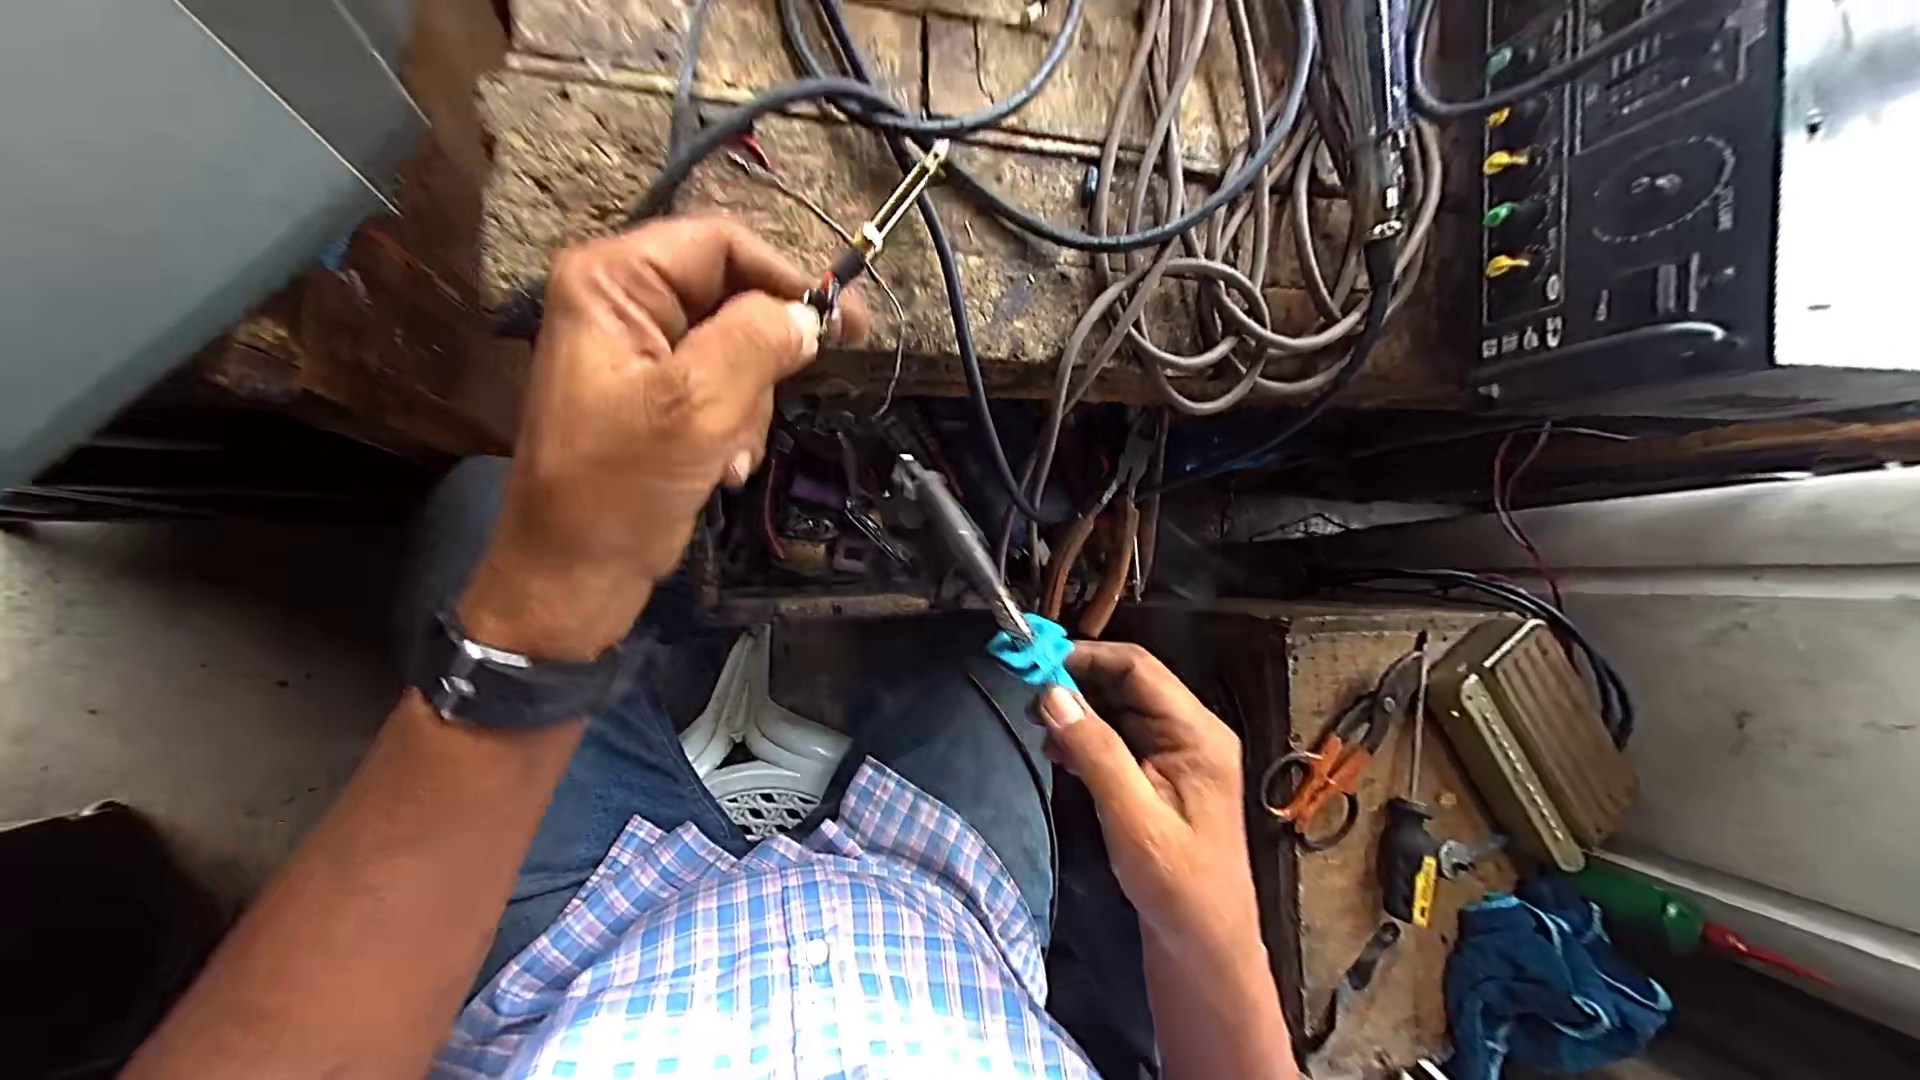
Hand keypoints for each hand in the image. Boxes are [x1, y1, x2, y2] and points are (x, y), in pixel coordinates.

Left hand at [461, 218, 868, 659]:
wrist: (579, 571)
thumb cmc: (621, 485)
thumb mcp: (696, 405)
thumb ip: (758, 343)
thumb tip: (812, 315)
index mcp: (615, 283)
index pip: (721, 245)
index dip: (786, 278)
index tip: (842, 322)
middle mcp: (630, 307)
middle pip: (737, 302)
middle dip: (762, 364)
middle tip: (771, 406)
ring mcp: (649, 357)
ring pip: (743, 354)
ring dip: (751, 408)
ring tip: (727, 454)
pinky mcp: (666, 399)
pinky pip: (731, 393)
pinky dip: (740, 429)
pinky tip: (721, 466)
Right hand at [1040, 642, 1261, 956]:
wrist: (1204, 945)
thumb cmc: (1178, 886)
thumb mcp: (1133, 818)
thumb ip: (1094, 751)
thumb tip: (1052, 694)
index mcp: (1196, 733)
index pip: (1138, 668)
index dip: (1086, 656)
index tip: (1038, 661)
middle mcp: (1188, 731)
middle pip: (1126, 683)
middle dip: (1076, 683)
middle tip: (1030, 698)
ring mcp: (1174, 750)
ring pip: (1116, 707)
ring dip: (1077, 711)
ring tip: (1039, 727)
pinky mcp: (1157, 770)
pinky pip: (1115, 735)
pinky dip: (1084, 736)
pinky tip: (1058, 751)